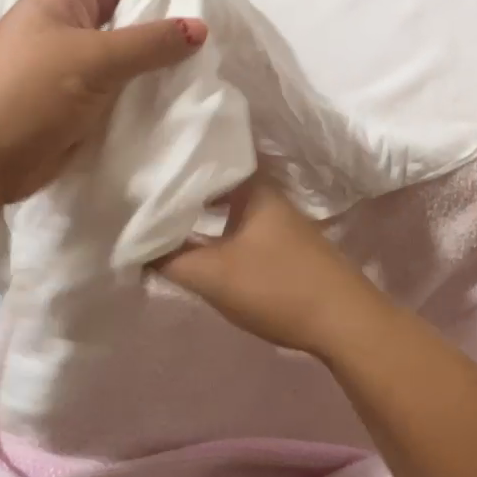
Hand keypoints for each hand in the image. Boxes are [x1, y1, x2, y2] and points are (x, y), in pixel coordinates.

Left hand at [0, 0, 206, 203]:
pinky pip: (113, 82)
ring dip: (148, 45)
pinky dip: (139, 81)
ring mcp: (64, 68)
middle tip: (189, 8)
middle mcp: (59, 27)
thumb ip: (150, 43)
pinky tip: (169, 90)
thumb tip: (200, 27)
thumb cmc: (29, 91)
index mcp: (54, 0)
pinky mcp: (70, 105)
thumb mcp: (95, 58)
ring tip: (191, 49)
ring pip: (114, 44)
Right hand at [154, 177, 390, 356]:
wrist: (344, 322)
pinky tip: (200, 242)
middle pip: (218, 180)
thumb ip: (169, 259)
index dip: (178, 155)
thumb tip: (133, 243)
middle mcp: (267, 194)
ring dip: (201, 209)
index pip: (210, 154)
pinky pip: (240, 223)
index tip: (146, 157)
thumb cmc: (277, 286)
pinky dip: (217, 226)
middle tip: (147, 188)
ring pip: (230, 204)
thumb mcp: (213, 274)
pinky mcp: (284, 244)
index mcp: (253, 186)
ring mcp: (279, 219)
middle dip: (185, 184)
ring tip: (164, 214)